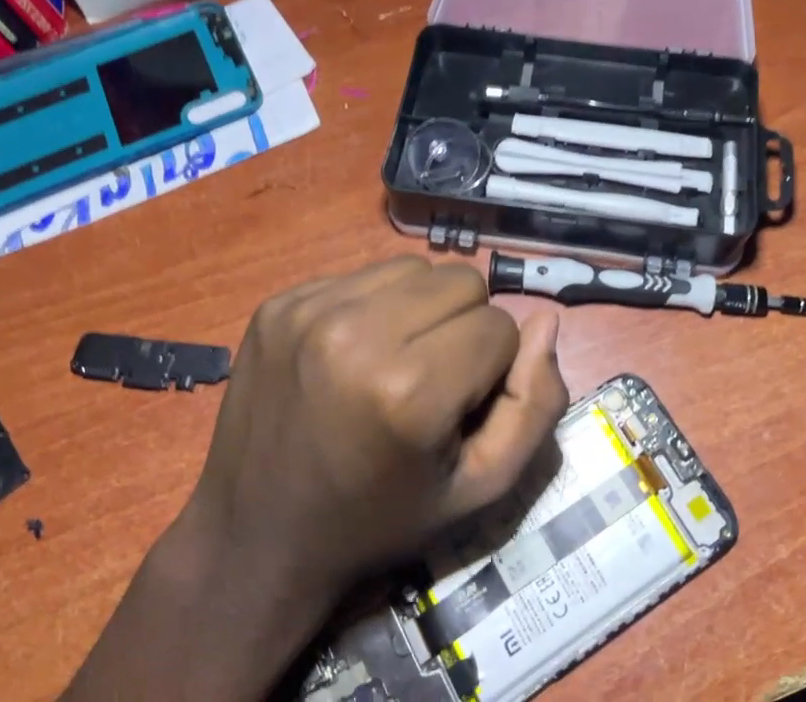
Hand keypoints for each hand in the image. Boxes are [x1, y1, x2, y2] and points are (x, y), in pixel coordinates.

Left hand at [185, 256, 566, 602]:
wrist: (258, 536)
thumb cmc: (380, 519)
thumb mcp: (480, 488)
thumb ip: (533, 406)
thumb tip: (547, 321)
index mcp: (409, 390)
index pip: (501, 327)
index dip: (493, 371)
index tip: (457, 412)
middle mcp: (355, 333)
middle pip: (462, 282)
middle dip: (464, 328)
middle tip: (432, 383)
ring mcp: (308, 310)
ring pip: (414, 270)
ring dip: (421, 309)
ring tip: (394, 363)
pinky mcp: (279, 303)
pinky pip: (362, 276)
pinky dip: (373, 308)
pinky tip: (351, 357)